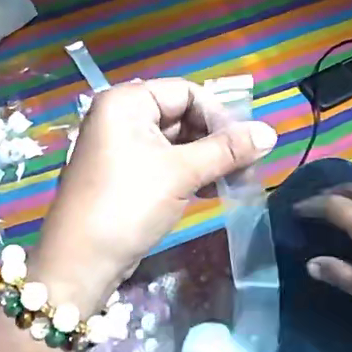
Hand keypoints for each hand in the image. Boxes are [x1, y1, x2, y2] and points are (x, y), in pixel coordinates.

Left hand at [34, 79, 275, 306]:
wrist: (81, 259)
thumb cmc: (129, 204)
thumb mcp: (182, 173)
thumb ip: (227, 150)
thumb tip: (270, 132)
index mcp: (126, 102)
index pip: (186, 92)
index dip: (219, 116)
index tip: (245, 145)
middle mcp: (119, 117)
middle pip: (181, 115)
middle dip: (215, 140)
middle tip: (246, 168)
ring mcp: (119, 147)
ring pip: (174, 142)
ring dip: (206, 159)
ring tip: (235, 183)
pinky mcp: (123, 174)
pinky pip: (163, 162)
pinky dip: (188, 172)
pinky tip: (212, 190)